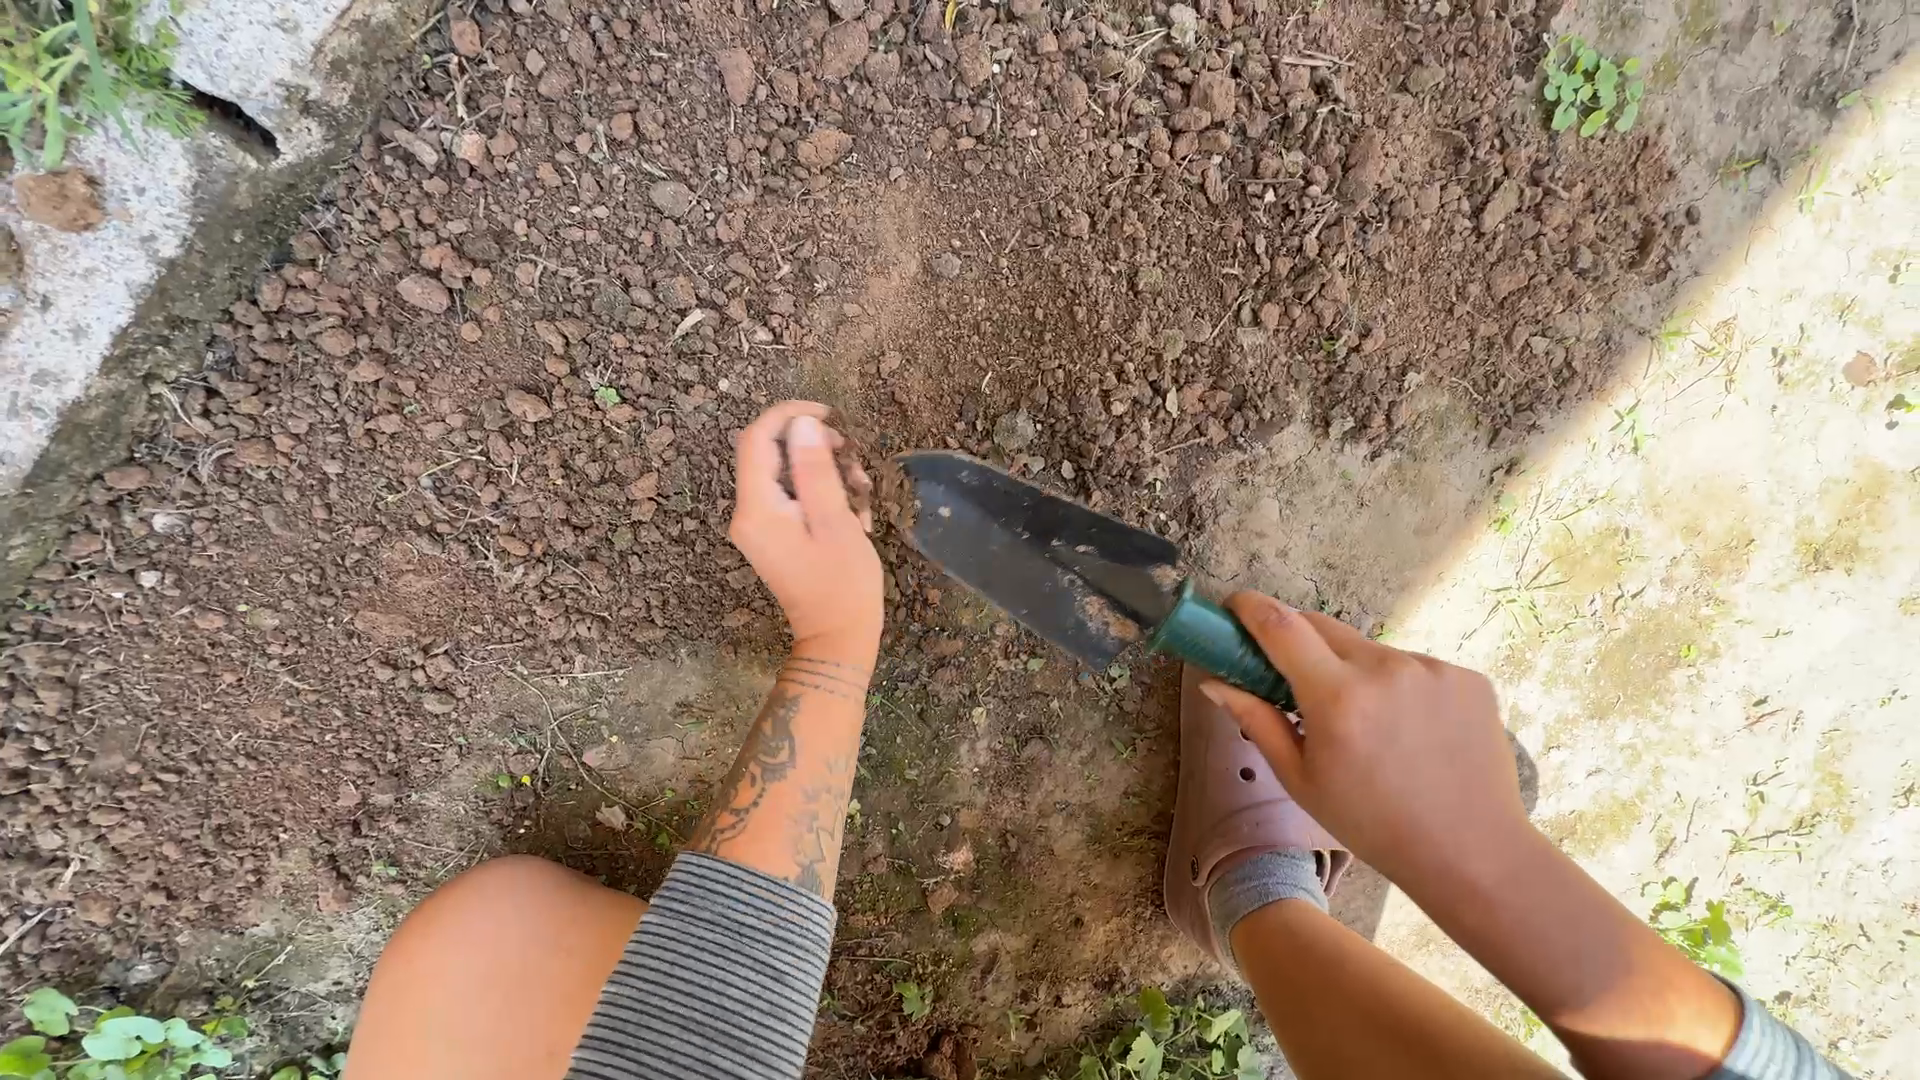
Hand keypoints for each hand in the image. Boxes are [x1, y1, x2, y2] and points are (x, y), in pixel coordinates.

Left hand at [729, 401, 882, 659]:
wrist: (837, 637)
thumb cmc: (843, 583)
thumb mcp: (835, 521)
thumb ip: (815, 470)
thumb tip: (802, 423)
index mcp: (757, 508)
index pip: (757, 439)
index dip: (790, 416)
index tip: (830, 415)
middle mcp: (748, 514)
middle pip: (771, 454)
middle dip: (816, 447)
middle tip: (854, 460)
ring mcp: (759, 526)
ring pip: (787, 474)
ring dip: (826, 472)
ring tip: (863, 493)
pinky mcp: (774, 535)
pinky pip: (793, 497)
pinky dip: (823, 494)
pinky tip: (854, 514)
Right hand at [1201, 592, 1529, 884]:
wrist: (1473, 853)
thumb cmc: (1371, 823)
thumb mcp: (1299, 777)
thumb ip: (1255, 719)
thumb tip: (1213, 682)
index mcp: (1336, 697)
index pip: (1280, 625)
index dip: (1250, 606)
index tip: (1233, 605)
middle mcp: (1384, 669)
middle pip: (1321, 626)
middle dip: (1296, 639)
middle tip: (1291, 674)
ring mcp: (1431, 669)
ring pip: (1367, 649)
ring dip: (1350, 667)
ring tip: (1365, 720)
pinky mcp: (1466, 677)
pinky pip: (1411, 665)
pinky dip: (1395, 683)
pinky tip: (1409, 727)